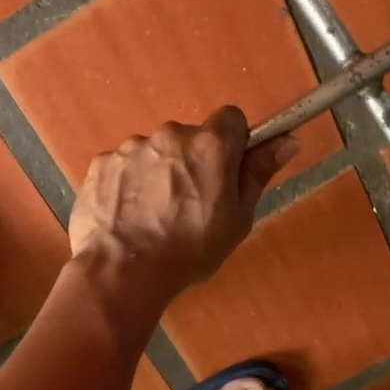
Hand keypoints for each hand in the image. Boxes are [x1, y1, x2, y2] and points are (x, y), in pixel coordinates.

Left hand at [70, 107, 299, 302]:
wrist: (123, 271)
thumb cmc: (190, 250)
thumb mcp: (237, 219)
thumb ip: (258, 173)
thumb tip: (288, 141)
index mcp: (210, 144)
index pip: (231, 119)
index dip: (231, 144)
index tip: (225, 173)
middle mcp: (169, 134)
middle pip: (189, 138)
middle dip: (191, 162)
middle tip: (186, 206)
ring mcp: (130, 147)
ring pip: (153, 152)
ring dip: (156, 173)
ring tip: (151, 216)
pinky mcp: (100, 163)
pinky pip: (122, 167)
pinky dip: (126, 185)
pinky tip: (126, 216)